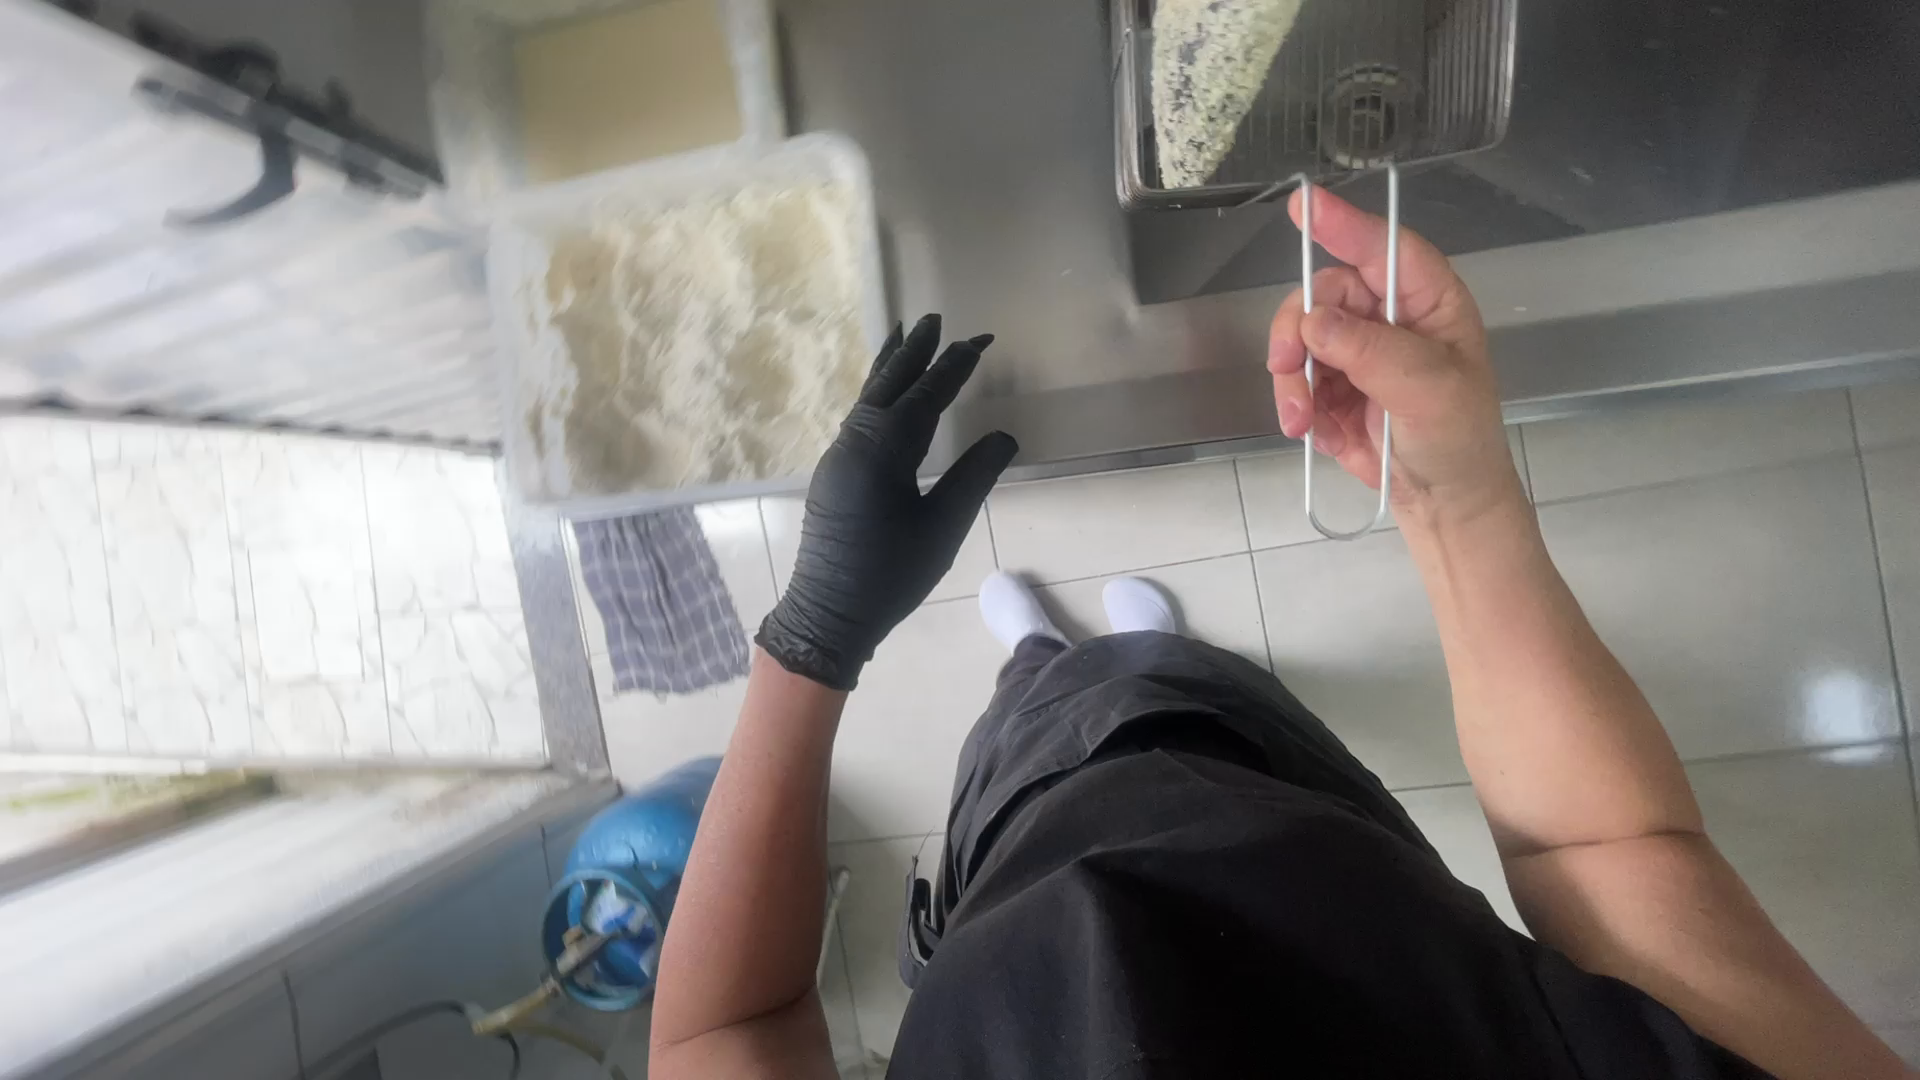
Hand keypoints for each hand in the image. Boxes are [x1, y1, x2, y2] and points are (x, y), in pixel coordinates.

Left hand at [756, 314, 1017, 689]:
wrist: (828, 614)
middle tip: (931, 317)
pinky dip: (876, 396)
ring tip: (903, 338)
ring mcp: (837, 457)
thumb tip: (1005, 435)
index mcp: (883, 451)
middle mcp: (854, 443)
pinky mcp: (833, 474)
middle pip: (887, 385)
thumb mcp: (942, 528)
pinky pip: (858, 419)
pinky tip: (885, 398)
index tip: (979, 339)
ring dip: (889, 368)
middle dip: (912, 351)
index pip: (925, 395)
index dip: (953, 365)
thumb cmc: (891, 575)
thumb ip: (974, 477)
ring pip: (867, 400)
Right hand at [1266, 185, 1523, 532]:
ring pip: (1296, 345)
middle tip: (1283, 368)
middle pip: (1321, 299)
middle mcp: (1384, 319)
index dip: (1344, 226)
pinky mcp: (1327, 390)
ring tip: (1302, 423)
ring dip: (1289, 384)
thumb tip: (1312, 323)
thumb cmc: (1455, 438)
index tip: (1304, 205)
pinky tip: (1318, 433)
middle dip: (1295, 334)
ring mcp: (1352, 355)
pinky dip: (1295, 409)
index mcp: (1425, 302)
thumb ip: (1373, 352)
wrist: (1438, 498)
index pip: (1383, 250)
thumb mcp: (1427, 390)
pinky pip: (1291, 384)